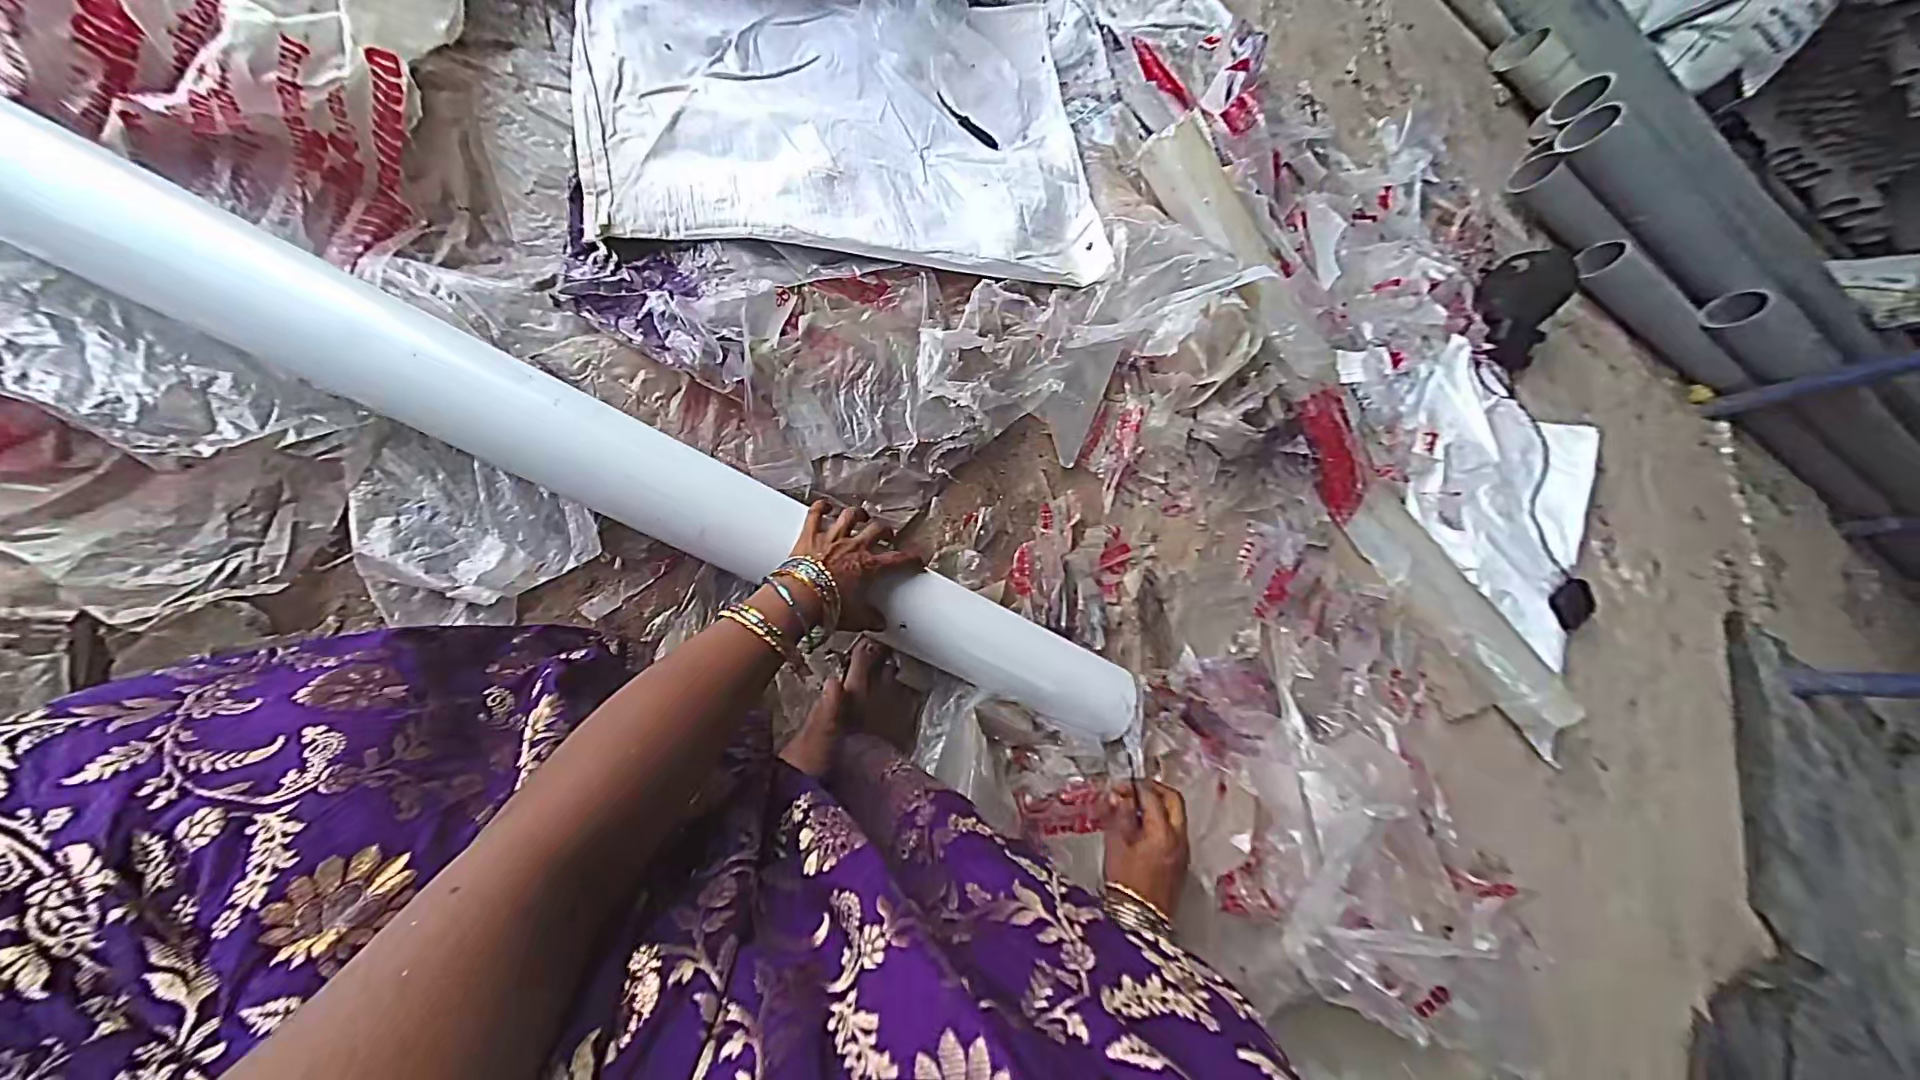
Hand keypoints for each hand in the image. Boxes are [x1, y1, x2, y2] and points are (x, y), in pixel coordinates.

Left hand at [789, 500, 922, 631]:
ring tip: (861, 516)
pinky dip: (821, 506)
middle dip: (885, 530)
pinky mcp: (810, 534)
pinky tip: (826, 505)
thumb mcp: (854, 618)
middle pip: (877, 529)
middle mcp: (853, 547)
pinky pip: (816, 513)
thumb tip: (880, 624)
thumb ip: (870, 619)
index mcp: (868, 566)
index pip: (898, 560)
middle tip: (887, 535)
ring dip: (857, 514)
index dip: (911, 558)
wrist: (799, 598)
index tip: (918, 558)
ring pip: (850, 516)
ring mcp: (832, 537)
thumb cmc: (827, 608)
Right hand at [1104, 780, 1187, 920]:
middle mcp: (1179, 838)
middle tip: (1135, 788)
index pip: (1153, 796)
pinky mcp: (1181, 860)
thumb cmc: (1126, 882)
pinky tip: (1143, 826)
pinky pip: (1176, 829)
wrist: (1140, 919)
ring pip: (1177, 814)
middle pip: (1173, 800)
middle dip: (1155, 788)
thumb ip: (1120, 814)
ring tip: (1136, 806)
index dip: (1136, 786)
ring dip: (1160, 804)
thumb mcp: (1116, 843)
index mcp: (1163, 832)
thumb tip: (1120, 794)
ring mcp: (1184, 850)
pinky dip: (1162, 820)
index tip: (1121, 785)